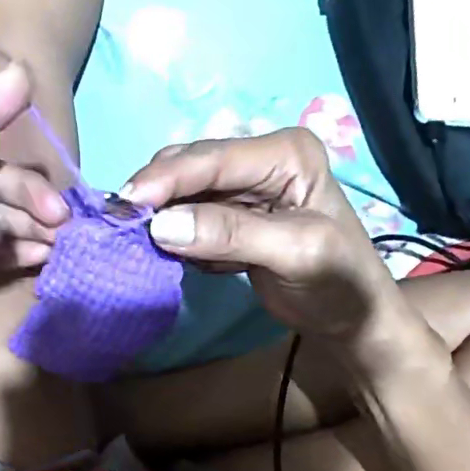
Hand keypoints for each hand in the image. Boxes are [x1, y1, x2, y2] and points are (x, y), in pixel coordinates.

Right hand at [121, 127, 402, 342]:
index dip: (167, 179)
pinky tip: (171, 252)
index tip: (125, 203)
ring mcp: (241, 186)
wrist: (350, 317)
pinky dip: (171, 233)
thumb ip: (231, 234)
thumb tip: (161, 226)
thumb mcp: (295, 253)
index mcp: (286, 153)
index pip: (214, 158)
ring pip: (181, 190)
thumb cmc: (338, 283)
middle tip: (119, 223)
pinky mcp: (227, 214)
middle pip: (190, 166)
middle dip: (154, 193)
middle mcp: (260, 158)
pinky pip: (184, 215)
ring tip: (136, 239)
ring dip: (158, 214)